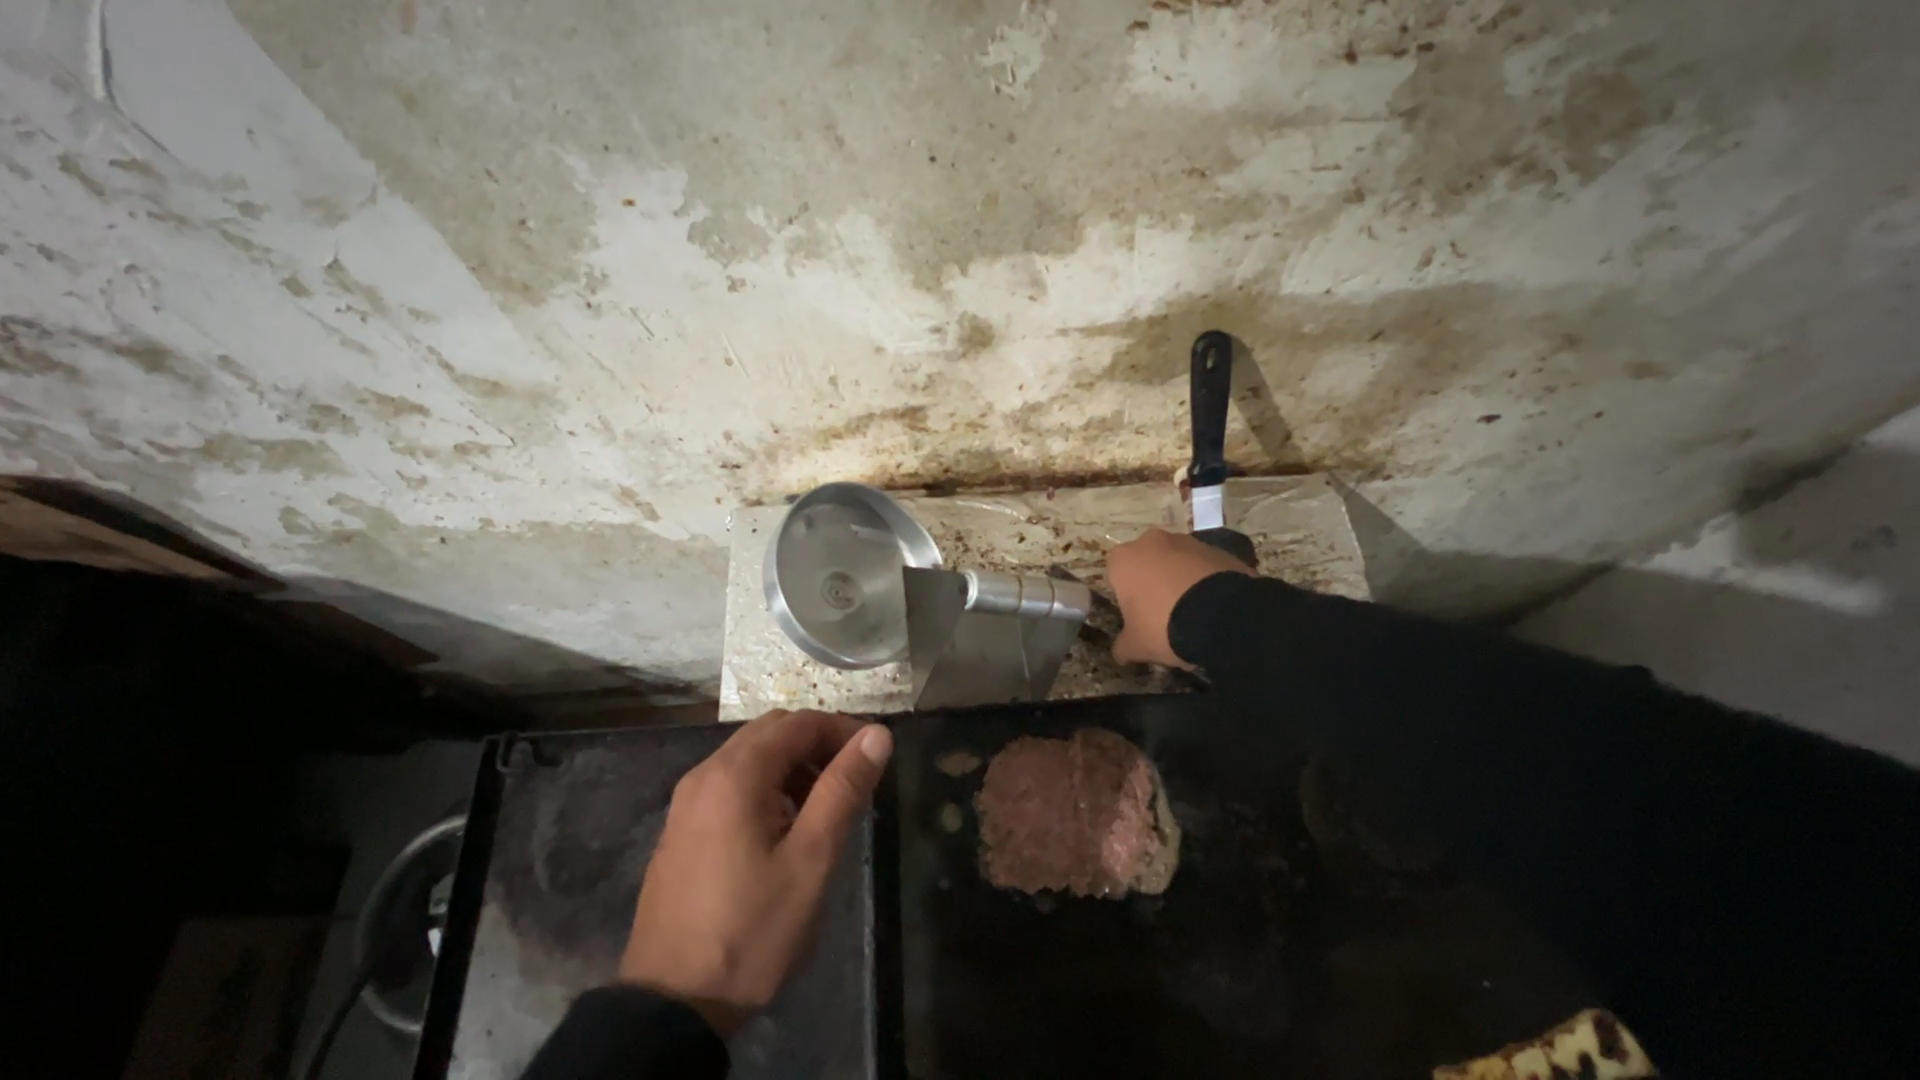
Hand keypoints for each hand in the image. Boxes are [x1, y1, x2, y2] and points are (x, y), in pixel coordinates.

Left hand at [618, 709, 892, 1035]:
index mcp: (734, 774)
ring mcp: (686, 804)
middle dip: (818, 743)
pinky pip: (730, 785)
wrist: (672, 1003)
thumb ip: (843, 789)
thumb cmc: (752, 928)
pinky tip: (786, 827)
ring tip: (829, 803)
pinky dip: (766, 786)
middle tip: (857, 778)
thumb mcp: (811, 859)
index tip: (878, 756)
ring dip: (793, 765)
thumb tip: (877, 735)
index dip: (844, 729)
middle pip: (770, 732)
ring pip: (749, 758)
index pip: (799, 723)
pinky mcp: (681, 831)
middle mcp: (704, 774)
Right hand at [1108, 527, 1256, 668]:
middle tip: (1163, 612)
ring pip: (1177, 562)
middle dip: (1153, 582)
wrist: (1223, 615)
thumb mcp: (1136, 645)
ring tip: (1193, 612)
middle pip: (1147, 562)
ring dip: (1180, 580)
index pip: (1116, 573)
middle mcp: (1152, 541)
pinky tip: (1213, 606)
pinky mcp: (1218, 549)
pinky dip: (1205, 581)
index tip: (1137, 616)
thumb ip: (1123, 647)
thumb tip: (1120, 653)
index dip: (1126, 595)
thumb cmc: (1163, 625)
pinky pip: (1203, 566)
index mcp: (1124, 559)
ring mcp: (1188, 541)